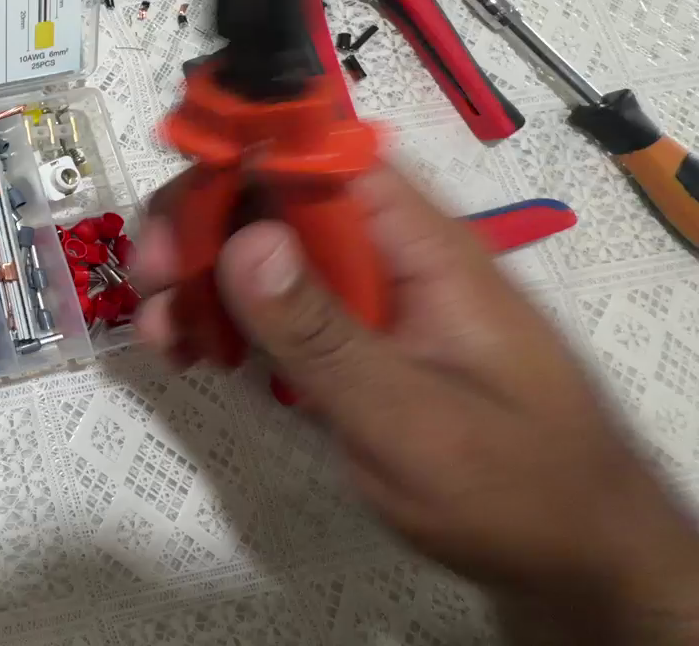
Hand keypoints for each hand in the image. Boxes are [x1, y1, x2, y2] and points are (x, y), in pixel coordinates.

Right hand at [129, 164, 698, 641]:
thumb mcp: (409, 418)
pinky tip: (183, 353)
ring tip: (158, 332)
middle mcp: (379, 255)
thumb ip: (322, 333)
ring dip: (189, 279)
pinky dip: (207, 318)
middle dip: (195, 227)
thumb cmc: (513, 491)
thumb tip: (245, 238)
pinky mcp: (330, 333)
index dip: (246, 151)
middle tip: (149, 275)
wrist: (568, 566)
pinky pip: (253, 302)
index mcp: (421, 249)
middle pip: (266, 199)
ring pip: (246, 250)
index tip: (176, 190)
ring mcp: (352, 295)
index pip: (326, 160)